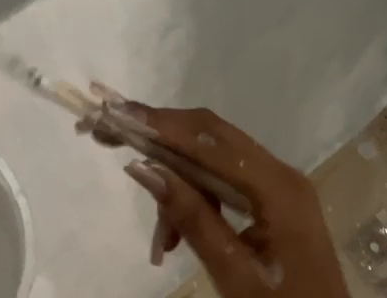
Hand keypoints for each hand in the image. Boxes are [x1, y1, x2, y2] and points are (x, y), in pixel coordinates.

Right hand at [108, 104, 348, 297]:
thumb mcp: (233, 274)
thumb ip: (190, 216)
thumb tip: (141, 166)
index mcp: (276, 186)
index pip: (206, 139)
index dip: (157, 124)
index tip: (114, 112)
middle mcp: (279, 171)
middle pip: (207, 134)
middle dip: (156, 134)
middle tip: (107, 132)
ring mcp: (278, 184)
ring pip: (211, 159)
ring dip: (174, 181)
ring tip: (158, 239)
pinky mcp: (272, 200)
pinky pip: (223, 182)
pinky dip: (194, 199)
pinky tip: (174, 239)